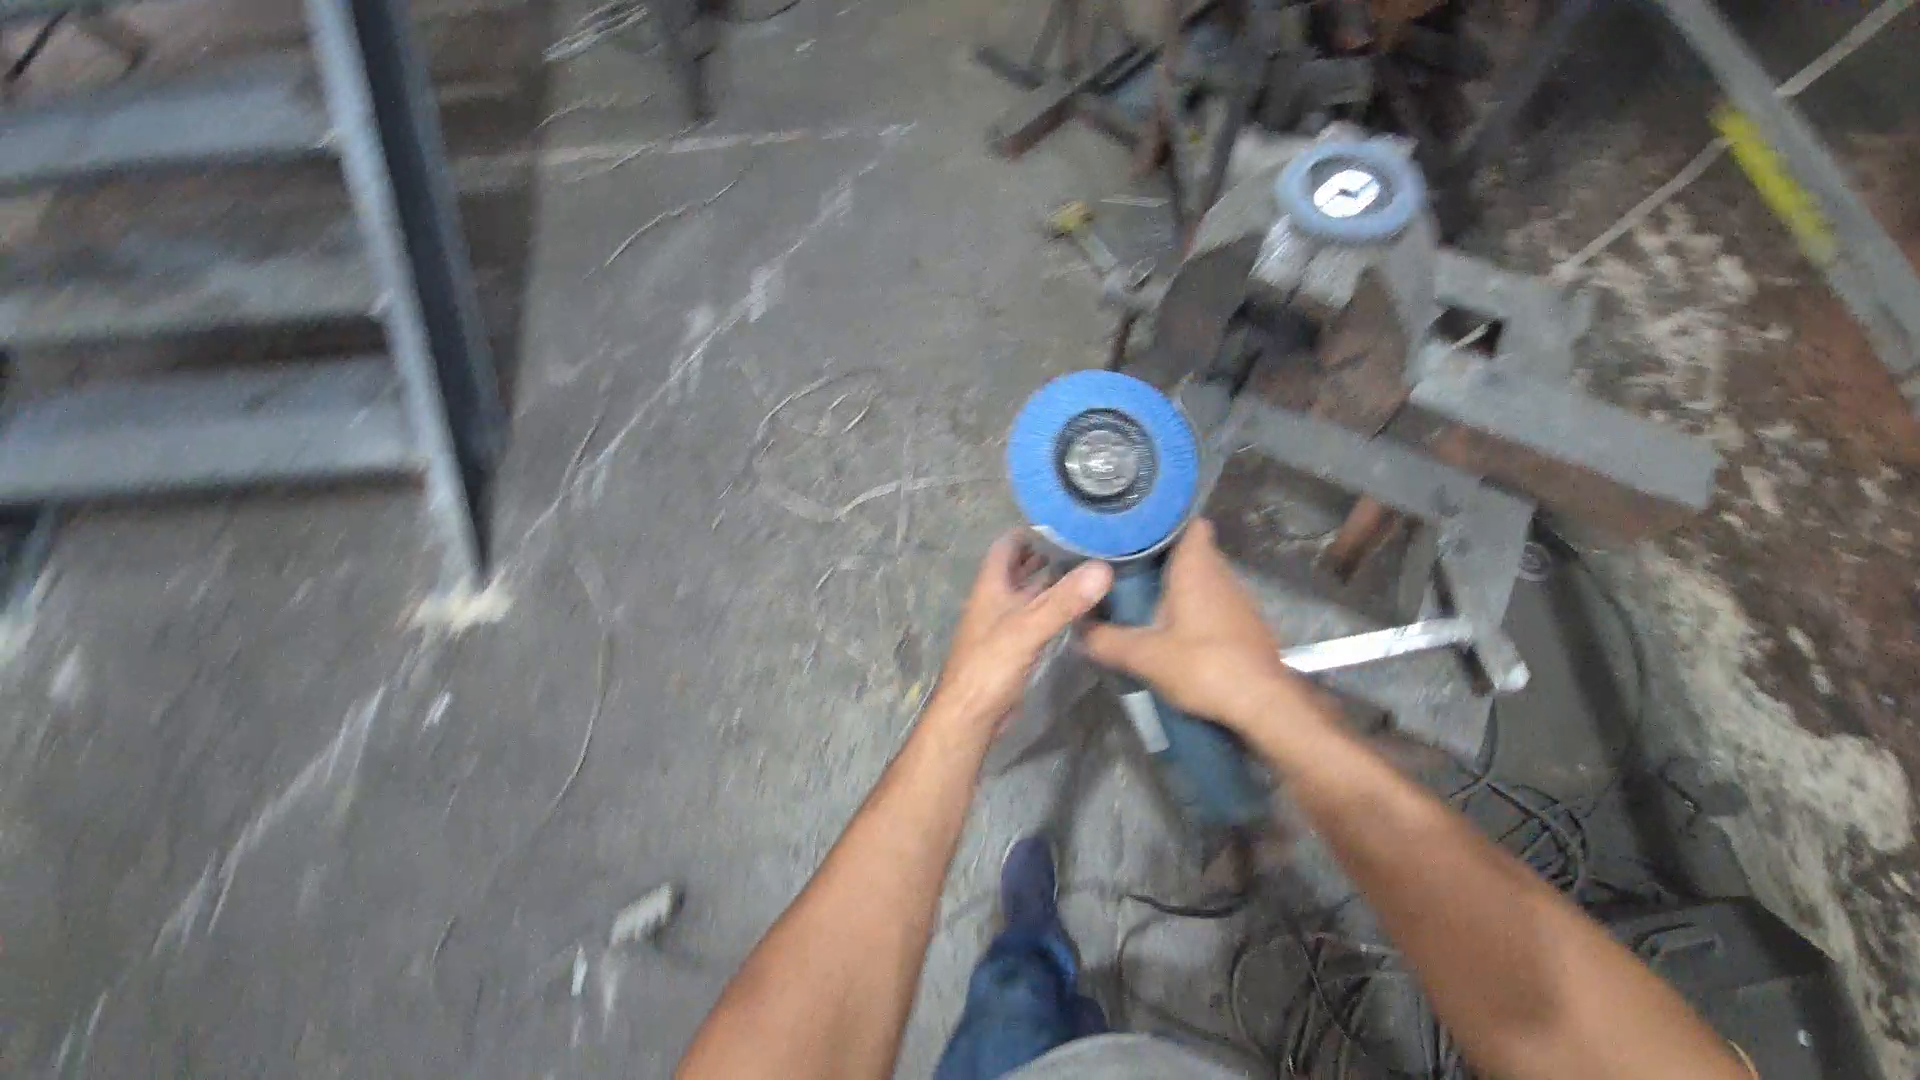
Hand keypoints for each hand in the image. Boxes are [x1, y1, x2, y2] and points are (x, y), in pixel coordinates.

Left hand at [928, 532, 1112, 733]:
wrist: (970, 716)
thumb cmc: (990, 666)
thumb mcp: (1028, 629)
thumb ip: (1063, 600)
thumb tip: (1103, 568)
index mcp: (991, 587)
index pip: (1007, 546)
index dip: (1030, 532)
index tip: (1065, 524)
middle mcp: (995, 601)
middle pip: (1018, 569)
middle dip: (1044, 555)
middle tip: (1083, 546)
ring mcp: (1003, 625)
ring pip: (1027, 594)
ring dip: (1049, 582)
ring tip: (1085, 572)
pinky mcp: (1013, 648)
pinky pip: (1034, 618)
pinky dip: (1051, 609)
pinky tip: (1074, 611)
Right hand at [1080, 519, 1318, 733]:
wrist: (1264, 704)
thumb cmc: (1204, 666)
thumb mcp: (1144, 656)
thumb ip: (1107, 641)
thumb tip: (1078, 630)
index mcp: (1197, 567)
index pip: (1189, 523)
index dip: (1165, 523)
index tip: (1137, 531)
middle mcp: (1222, 574)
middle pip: (1193, 552)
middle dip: (1163, 558)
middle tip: (1126, 567)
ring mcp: (1239, 600)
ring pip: (1204, 580)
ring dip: (1180, 587)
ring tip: (1144, 597)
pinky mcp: (1246, 626)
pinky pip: (1215, 605)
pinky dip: (1196, 611)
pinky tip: (1174, 629)